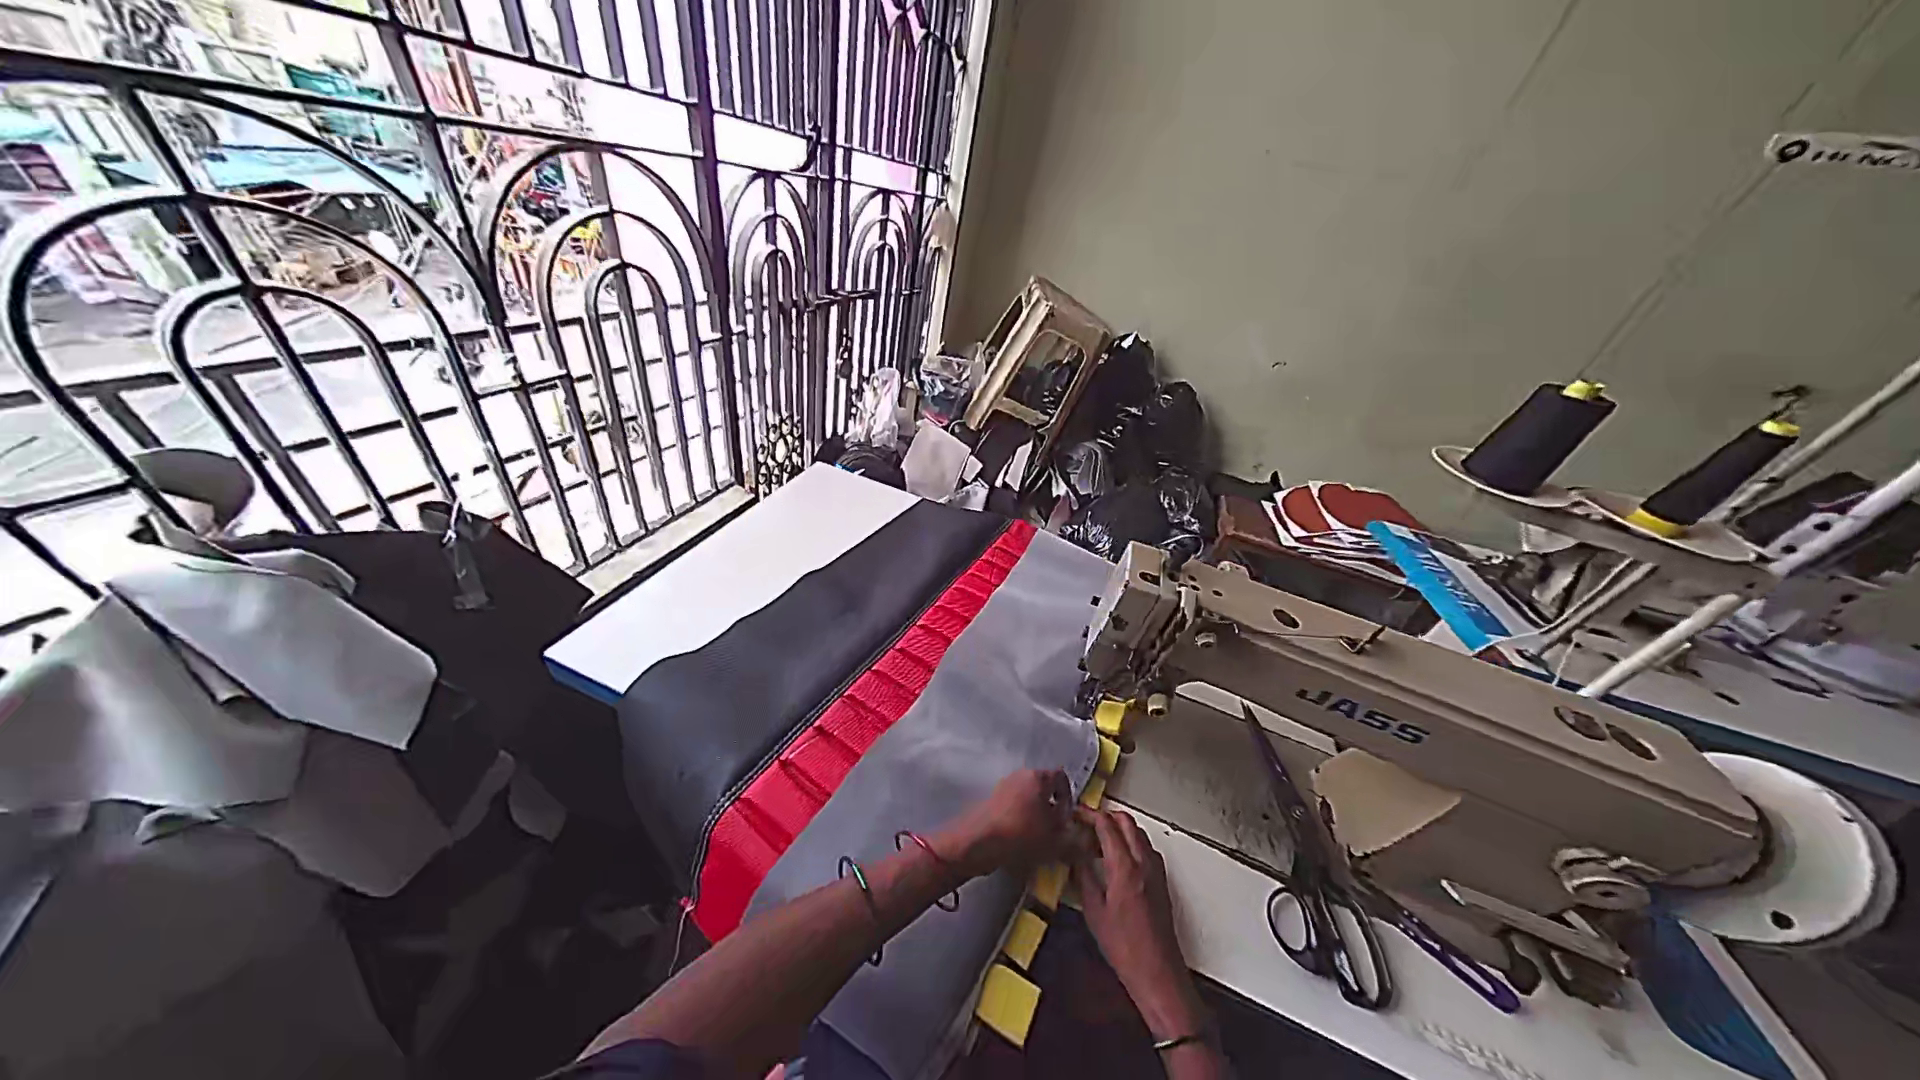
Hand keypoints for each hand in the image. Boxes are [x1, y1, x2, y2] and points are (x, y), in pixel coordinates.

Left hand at [932, 768, 1073, 876]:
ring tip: (1038, 841)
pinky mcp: (991, 802)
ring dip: (1035, 817)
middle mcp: (1020, 776)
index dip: (1069, 797)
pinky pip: (1013, 808)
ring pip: (1027, 799)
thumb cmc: (1023, 834)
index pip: (1061, 777)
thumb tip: (1084, 842)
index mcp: (1038, 777)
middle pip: (1043, 788)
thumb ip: (1074, 840)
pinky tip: (1020, 842)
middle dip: (1052, 809)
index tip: (1068, 818)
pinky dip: (1020, 821)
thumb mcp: (1056, 842)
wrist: (979, 842)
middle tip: (1055, 832)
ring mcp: (1003, 787)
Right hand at [1073, 807, 1206, 1042]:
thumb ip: (1083, 875)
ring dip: (1118, 829)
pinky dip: (1129, 842)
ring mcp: (1156, 870)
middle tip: (1084, 824)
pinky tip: (1115, 859)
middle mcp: (1144, 862)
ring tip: (1096, 843)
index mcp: (1125, 867)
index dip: (1088, 814)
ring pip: (1137, 833)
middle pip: (1126, 821)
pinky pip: (1145, 848)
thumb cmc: (1123, 947)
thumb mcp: (1094, 911)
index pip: (1106, 825)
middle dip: (1104, 816)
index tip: (1074, 814)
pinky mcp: (1161, 881)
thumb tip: (1074, 853)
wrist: (1157, 972)